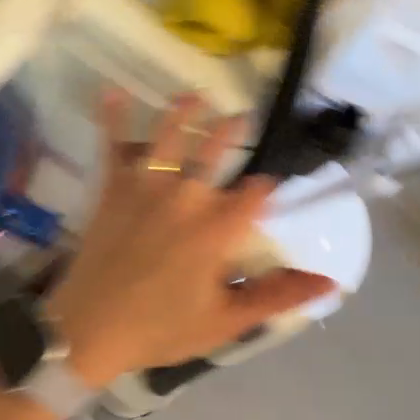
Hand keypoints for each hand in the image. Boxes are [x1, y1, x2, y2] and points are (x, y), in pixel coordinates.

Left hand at [45, 90, 336, 384]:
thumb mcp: (226, 320)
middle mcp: (185, 197)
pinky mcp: (111, 189)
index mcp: (218, 229)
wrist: (89, 327)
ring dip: (182, 113)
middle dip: (230, 130)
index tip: (269, 186)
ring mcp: (144, 188)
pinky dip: (113, 117)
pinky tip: (114, 91)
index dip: (267, 187)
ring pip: (167, 137)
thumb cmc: (160, 328)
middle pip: (214, 151)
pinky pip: (113, 145)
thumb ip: (277, 295)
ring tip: (194, 96)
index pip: (256, 193)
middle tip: (240, 115)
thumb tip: (331, 281)